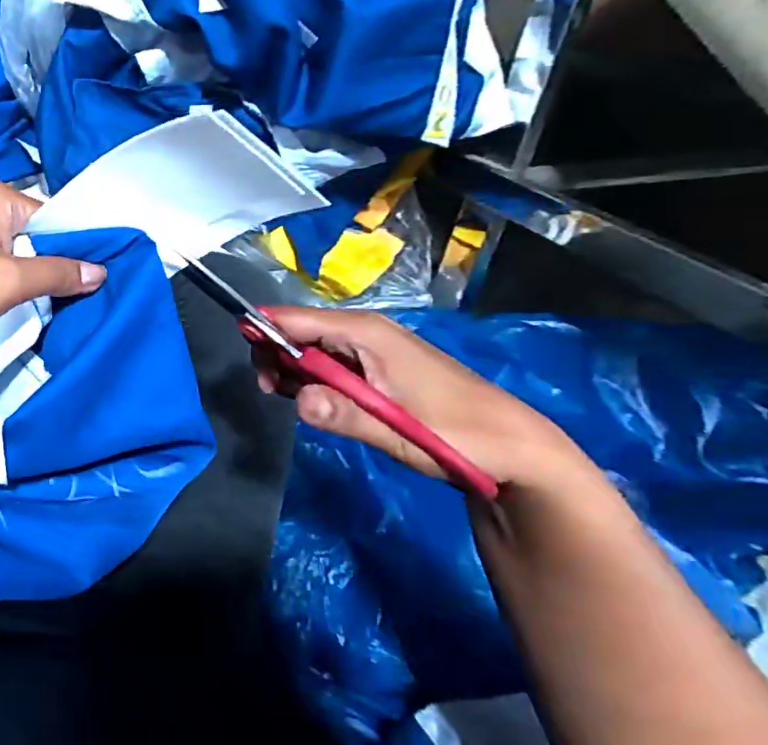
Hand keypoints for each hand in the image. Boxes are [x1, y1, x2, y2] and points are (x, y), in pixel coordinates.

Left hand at [0, 180, 105, 366]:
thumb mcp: (11, 283)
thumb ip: (58, 273)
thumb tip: (100, 269)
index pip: (54, 218)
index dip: (72, 250)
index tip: (85, 281)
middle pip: (30, 230)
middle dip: (43, 262)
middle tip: (56, 296)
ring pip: (5, 244)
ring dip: (17, 271)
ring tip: (23, 299)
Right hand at [258, 307, 593, 490]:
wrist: (518, 449)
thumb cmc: (459, 434)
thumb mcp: (399, 430)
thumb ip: (344, 414)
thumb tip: (296, 400)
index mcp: (363, 331)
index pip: (292, 318)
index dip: (262, 333)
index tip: (250, 365)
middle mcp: (362, 330)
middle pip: (295, 330)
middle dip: (275, 358)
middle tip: (276, 395)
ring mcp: (369, 346)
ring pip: (308, 347)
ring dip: (294, 372)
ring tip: (301, 403)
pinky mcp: (374, 364)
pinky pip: (327, 361)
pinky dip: (314, 379)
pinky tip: (322, 402)